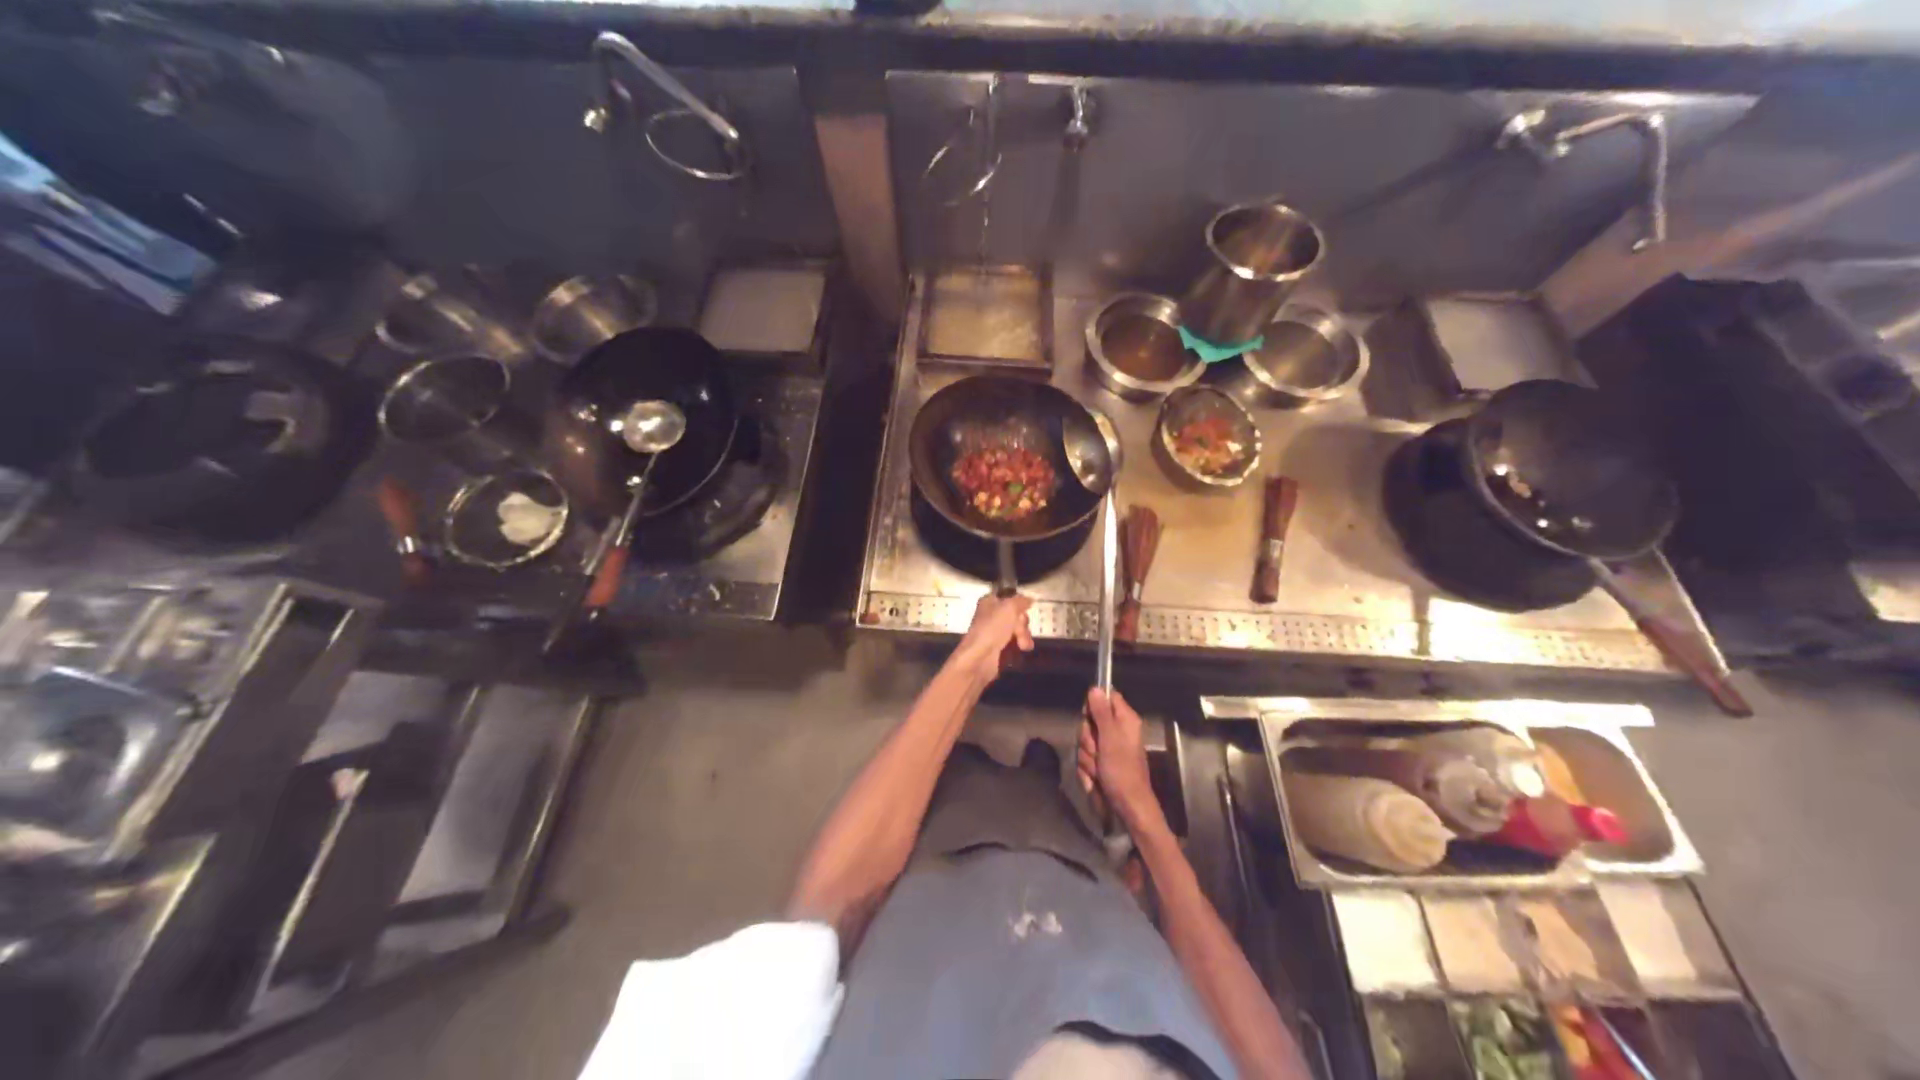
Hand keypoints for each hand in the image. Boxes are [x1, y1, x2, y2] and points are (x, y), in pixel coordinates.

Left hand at [954, 593, 1033, 677]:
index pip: (1009, 596)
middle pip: (1016, 615)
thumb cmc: (992, 628)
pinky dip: (1020, 645)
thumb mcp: (1009, 608)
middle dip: (1022, 624)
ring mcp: (995, 632)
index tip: (1026, 608)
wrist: (979, 658)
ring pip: (1018, 629)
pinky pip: (1015, 642)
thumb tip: (1029, 598)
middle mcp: (992, 615)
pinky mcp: (999, 647)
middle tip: (1019, 631)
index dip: (1019, 603)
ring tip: (1022, 645)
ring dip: (1024, 636)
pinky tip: (1022, 649)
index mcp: (990, 602)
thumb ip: (1021, 601)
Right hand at [1078, 687, 1162, 831]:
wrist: (1127, 807)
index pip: (1106, 698)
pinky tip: (1096, 778)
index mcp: (1125, 720)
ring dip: (1087, 757)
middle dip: (1088, 738)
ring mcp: (1107, 749)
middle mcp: (1116, 731)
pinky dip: (1088, 770)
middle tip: (1097, 751)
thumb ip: (1102, 713)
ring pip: (1085, 742)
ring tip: (1099, 769)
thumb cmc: (1122, 771)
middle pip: (1090, 721)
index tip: (1089, 718)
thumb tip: (1095, 687)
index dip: (1094, 705)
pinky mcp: (1100, 765)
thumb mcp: (1110, 738)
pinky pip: (1085, 759)